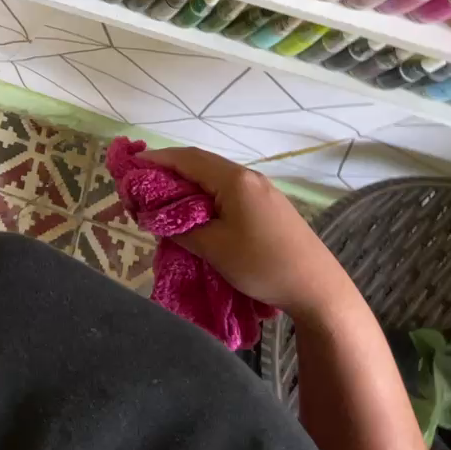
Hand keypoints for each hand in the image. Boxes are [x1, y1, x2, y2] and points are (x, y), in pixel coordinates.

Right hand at [142, 147, 360, 321]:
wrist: (320, 290)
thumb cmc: (264, 265)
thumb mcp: (214, 248)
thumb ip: (179, 228)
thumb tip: (153, 216)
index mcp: (233, 180)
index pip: (185, 159)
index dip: (155, 160)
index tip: (130, 165)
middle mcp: (247, 176)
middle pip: (199, 162)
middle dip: (168, 169)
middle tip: (141, 183)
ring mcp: (261, 189)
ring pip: (213, 176)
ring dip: (186, 181)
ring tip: (162, 198)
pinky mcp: (268, 205)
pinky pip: (226, 188)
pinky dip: (203, 192)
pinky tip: (194, 210)